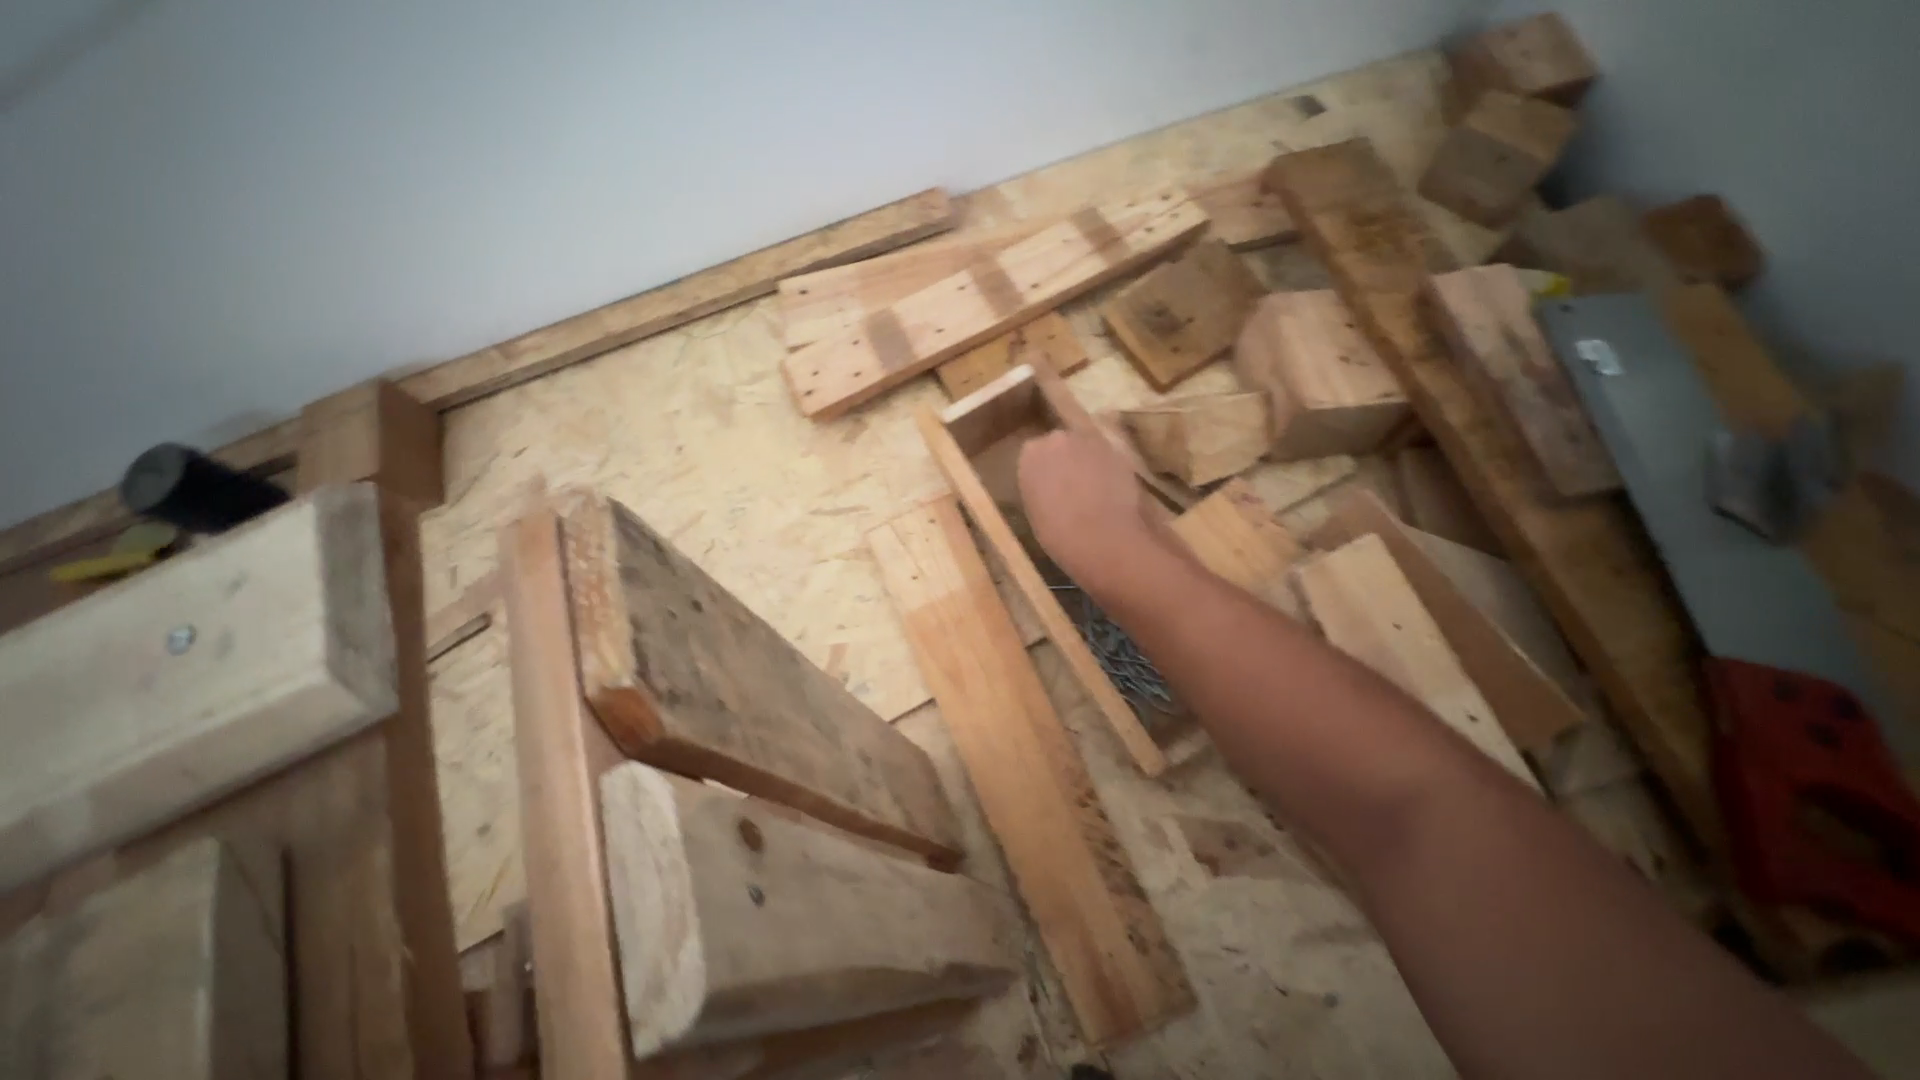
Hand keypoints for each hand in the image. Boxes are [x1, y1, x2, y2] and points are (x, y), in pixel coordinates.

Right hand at [1016, 429, 1154, 590]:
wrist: (1101, 537)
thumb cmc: (1057, 532)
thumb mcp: (1034, 510)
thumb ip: (1038, 487)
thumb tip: (1049, 486)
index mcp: (1030, 453)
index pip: (1032, 454)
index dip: (1042, 471)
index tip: (1046, 487)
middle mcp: (1059, 438)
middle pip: (1060, 445)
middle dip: (1064, 461)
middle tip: (1068, 486)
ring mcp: (1092, 442)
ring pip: (1086, 449)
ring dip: (1087, 463)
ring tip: (1092, 490)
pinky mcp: (1119, 452)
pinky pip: (1107, 460)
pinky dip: (1107, 471)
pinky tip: (1110, 493)